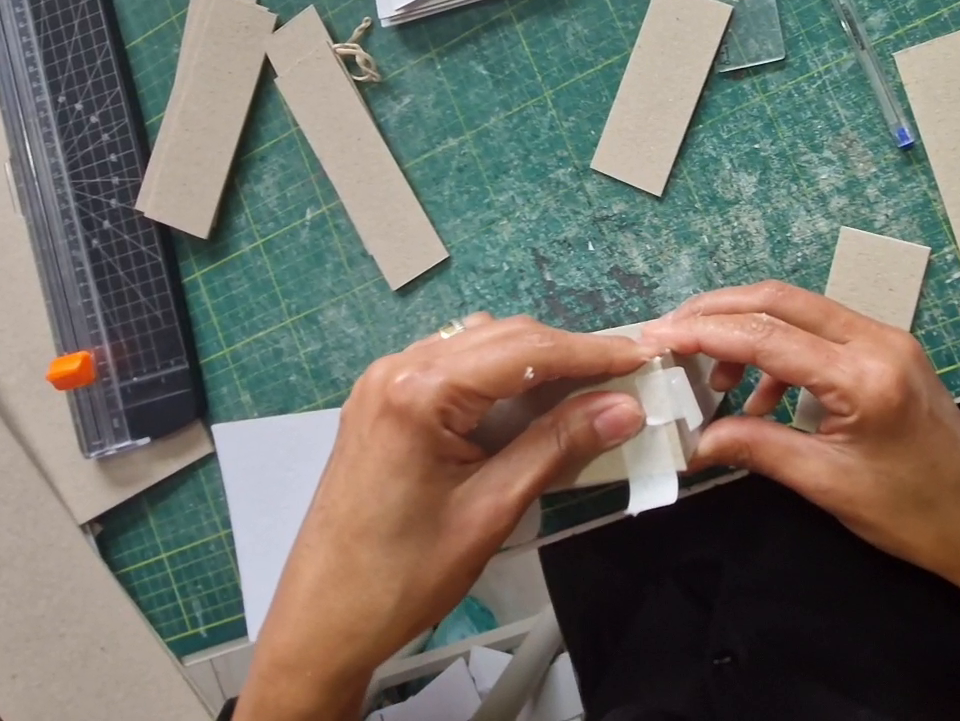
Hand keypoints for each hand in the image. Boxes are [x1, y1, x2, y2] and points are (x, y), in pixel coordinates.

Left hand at [238, 315, 652, 720]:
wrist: (321, 623)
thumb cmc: (400, 577)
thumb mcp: (490, 510)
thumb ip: (558, 447)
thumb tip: (622, 408)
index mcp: (419, 390)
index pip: (524, 351)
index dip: (590, 352)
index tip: (639, 356)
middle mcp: (398, 368)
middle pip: (503, 336)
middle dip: (566, 354)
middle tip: (621, 376)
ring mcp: (386, 380)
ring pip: (480, 344)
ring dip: (534, 361)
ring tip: (582, 390)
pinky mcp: (386, 399)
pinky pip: (456, 365)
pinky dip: (499, 376)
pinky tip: (526, 404)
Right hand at [649, 284, 959, 720]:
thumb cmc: (912, 514)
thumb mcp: (825, 484)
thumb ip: (755, 448)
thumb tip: (693, 440)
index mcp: (864, 376)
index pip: (768, 337)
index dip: (706, 333)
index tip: (659, 337)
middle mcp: (877, 340)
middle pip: (780, 300)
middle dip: (718, 312)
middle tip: (671, 333)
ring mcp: (885, 338)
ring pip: (797, 309)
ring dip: (747, 332)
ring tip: (712, 379)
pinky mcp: (885, 348)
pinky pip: (818, 332)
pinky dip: (778, 353)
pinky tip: (759, 395)